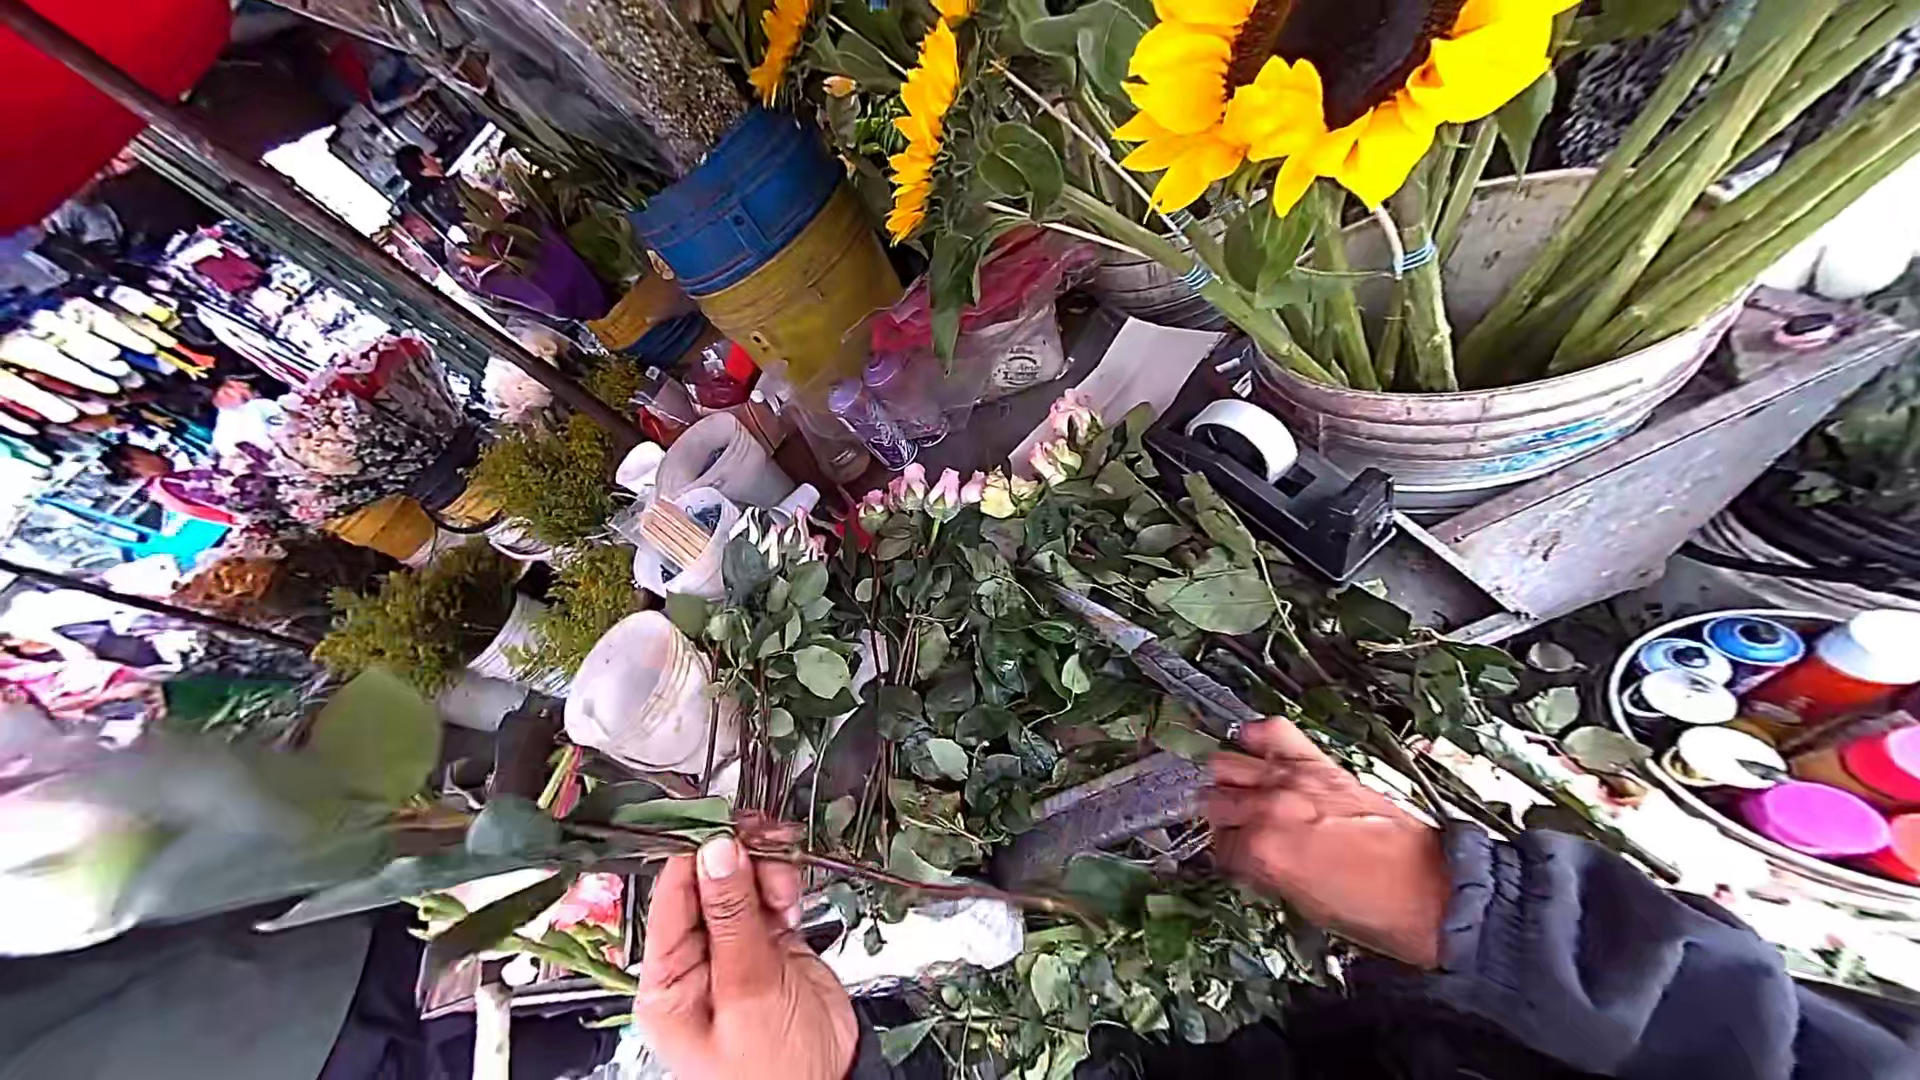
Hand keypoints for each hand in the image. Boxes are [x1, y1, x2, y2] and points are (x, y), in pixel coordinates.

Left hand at [633, 837, 856, 1079]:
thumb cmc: (774, 1069)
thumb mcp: (748, 991)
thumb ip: (733, 916)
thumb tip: (717, 849)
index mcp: (670, 978)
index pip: (673, 893)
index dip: (700, 854)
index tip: (731, 827)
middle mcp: (697, 956)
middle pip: (710, 878)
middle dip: (742, 858)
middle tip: (770, 848)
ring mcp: (735, 944)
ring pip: (743, 877)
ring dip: (767, 870)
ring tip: (786, 892)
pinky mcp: (769, 936)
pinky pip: (770, 890)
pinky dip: (784, 884)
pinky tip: (792, 902)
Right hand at [1206, 719, 1449, 967]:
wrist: (1435, 893)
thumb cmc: (1379, 909)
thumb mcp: (1303, 905)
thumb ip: (1262, 870)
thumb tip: (1244, 856)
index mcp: (1263, 853)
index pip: (1217, 844)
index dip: (1224, 854)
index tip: (1232, 857)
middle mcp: (1269, 809)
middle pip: (1213, 800)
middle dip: (1220, 817)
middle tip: (1232, 827)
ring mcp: (1289, 781)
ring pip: (1225, 763)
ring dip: (1228, 780)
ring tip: (1238, 790)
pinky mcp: (1315, 764)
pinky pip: (1271, 731)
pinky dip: (1256, 736)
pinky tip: (1255, 750)